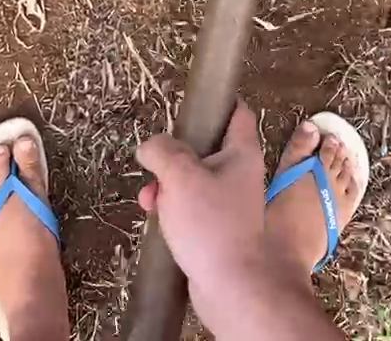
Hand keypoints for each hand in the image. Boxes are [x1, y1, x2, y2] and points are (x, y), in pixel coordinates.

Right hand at [135, 101, 266, 286]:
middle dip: (173, 154)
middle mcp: (239, 173)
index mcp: (241, 151)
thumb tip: (150, 146)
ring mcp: (229, 202)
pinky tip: (156, 216)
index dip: (216, 102)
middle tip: (155, 162)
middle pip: (204, 147)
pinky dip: (172, 207)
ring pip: (192, 179)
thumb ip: (161, 151)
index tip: (192, 104)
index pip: (236, 112)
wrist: (233, 288)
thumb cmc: (212, 223)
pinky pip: (191, 207)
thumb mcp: (179, 175)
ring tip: (149, 198)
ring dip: (167, 184)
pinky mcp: (217, 228)